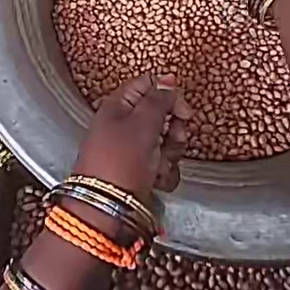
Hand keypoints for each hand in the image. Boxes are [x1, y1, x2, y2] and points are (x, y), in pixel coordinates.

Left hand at [76, 73, 193, 197]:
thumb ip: (158, 99)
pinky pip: (160, 164)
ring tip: (160, 165)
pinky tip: (157, 179)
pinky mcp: (138, 171)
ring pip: (165, 141)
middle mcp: (124, 125)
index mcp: (118, 106)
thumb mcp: (142, 123)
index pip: (148, 85)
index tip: (183, 110)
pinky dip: (163, 172)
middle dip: (174, 129)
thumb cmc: (120, 161)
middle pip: (161, 115)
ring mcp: (131, 149)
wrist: (106, 209)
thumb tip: (168, 80)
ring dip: (170, 153)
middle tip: (174, 139)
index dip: (169, 94)